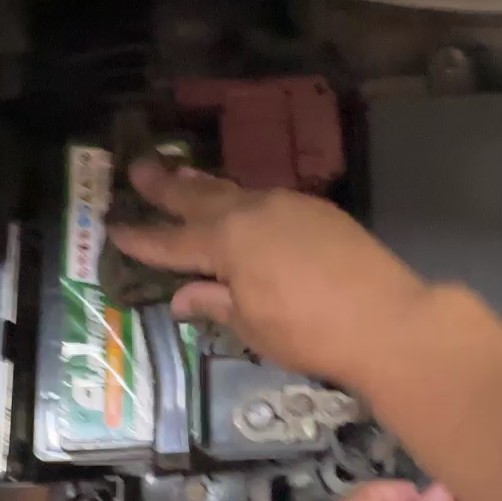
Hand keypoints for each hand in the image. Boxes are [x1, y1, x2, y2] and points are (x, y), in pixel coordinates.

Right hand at [106, 160, 431, 389]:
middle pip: (199, 199)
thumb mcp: (252, 326)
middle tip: (139, 168)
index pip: (172, 242)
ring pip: (235, 192)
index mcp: (226, 243)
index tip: (114, 228)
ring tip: (182, 173)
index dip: (142, 238)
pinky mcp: (317, 209)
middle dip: (166, 187)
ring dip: (205, 185)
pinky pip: (267, 199)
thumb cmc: (309, 332)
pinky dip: (244, 199)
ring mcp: (287, 205)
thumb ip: (214, 304)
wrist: (386, 319)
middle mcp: (251, 213)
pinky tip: (242, 203)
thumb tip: (181, 297)